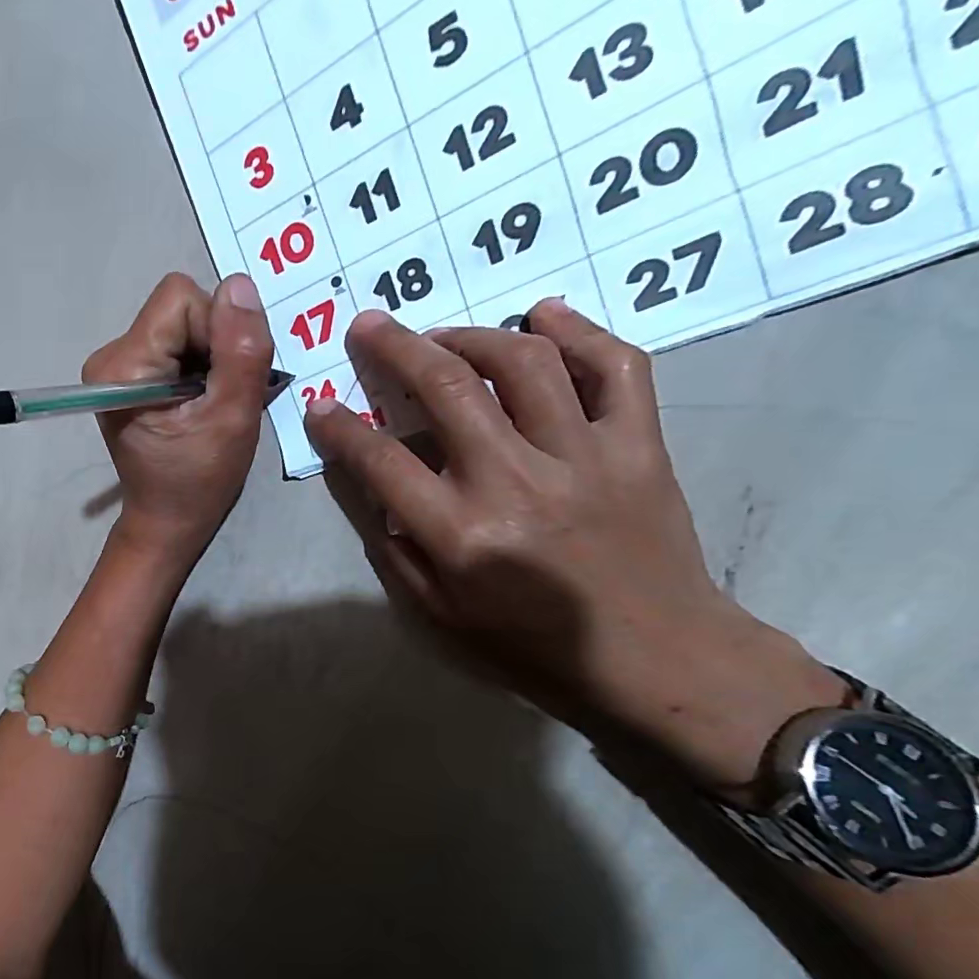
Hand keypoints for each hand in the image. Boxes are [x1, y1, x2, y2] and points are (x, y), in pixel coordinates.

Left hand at [85, 273, 273, 567]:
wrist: (168, 521)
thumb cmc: (199, 480)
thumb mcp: (232, 419)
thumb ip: (240, 352)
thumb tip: (241, 285)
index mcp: (125, 366)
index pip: (182, 300)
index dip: (219, 329)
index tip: (228, 378)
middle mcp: (112, 355)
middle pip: (182, 307)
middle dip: (217, 342)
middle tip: (225, 393)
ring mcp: (119, 363)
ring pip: (184, 323)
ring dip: (214, 355)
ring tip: (216, 400)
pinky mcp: (132, 373)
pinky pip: (178, 342)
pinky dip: (203, 364)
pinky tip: (207, 398)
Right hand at [304, 301, 843, 792]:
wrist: (657, 661)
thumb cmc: (537, 647)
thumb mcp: (444, 617)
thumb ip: (398, 551)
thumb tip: (374, 487)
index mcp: (463, 536)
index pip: (381, 462)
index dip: (339, 428)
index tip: (320, 405)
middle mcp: (517, 483)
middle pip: (445, 387)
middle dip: (394, 347)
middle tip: (369, 325)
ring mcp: (584, 457)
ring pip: (523, 362)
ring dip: (472, 335)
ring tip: (445, 336)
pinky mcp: (638, 446)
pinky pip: (615, 368)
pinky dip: (581, 331)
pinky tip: (545, 316)